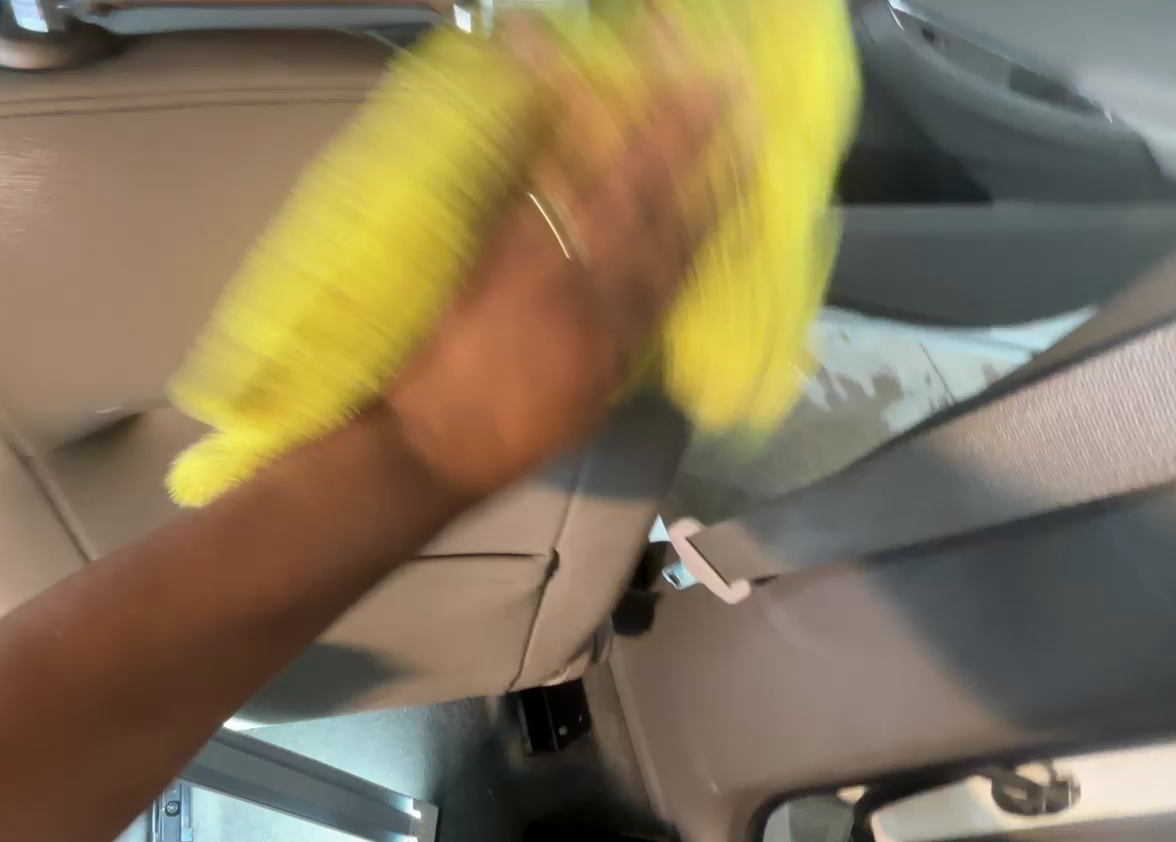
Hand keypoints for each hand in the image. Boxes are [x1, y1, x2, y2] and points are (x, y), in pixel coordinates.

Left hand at [385, 30, 739, 498]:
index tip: (742, 151)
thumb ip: (622, 349)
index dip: (712, 201)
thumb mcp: (587, 405)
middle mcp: (586, 292)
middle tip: (714, 80)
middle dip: (682, 139)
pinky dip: (541, 137)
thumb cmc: (512, 438)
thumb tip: (646, 303)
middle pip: (643, 204)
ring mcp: (535, 266)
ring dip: (622, 119)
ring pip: (588, 184)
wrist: (433, 444)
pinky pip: (522, 187)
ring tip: (649, 63)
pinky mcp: (487, 254)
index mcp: (618, 336)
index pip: (678, 256)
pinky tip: (556, 94)